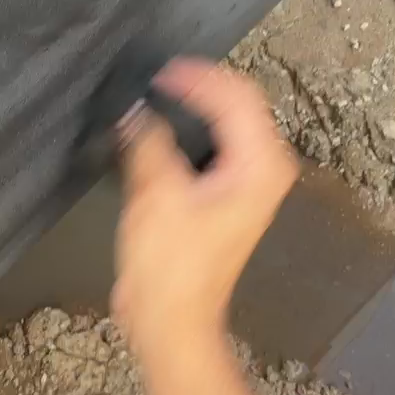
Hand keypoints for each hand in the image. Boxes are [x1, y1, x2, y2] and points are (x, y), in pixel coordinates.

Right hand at [112, 58, 298, 355]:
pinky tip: (153, 133)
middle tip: (155, 78)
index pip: (236, 98)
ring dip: (189, 110)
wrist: (170, 322)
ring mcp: (241, 186)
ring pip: (221, 127)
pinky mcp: (218, 199)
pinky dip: (182, 135)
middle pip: (235, 107)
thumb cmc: (172, 270)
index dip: (197, 77)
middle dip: (196, 88)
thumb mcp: (157, 197)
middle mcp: (260, 172)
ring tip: (153, 96)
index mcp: (258, 167)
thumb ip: (148, 144)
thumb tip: (135, 112)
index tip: (158, 72)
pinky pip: (206, 150)